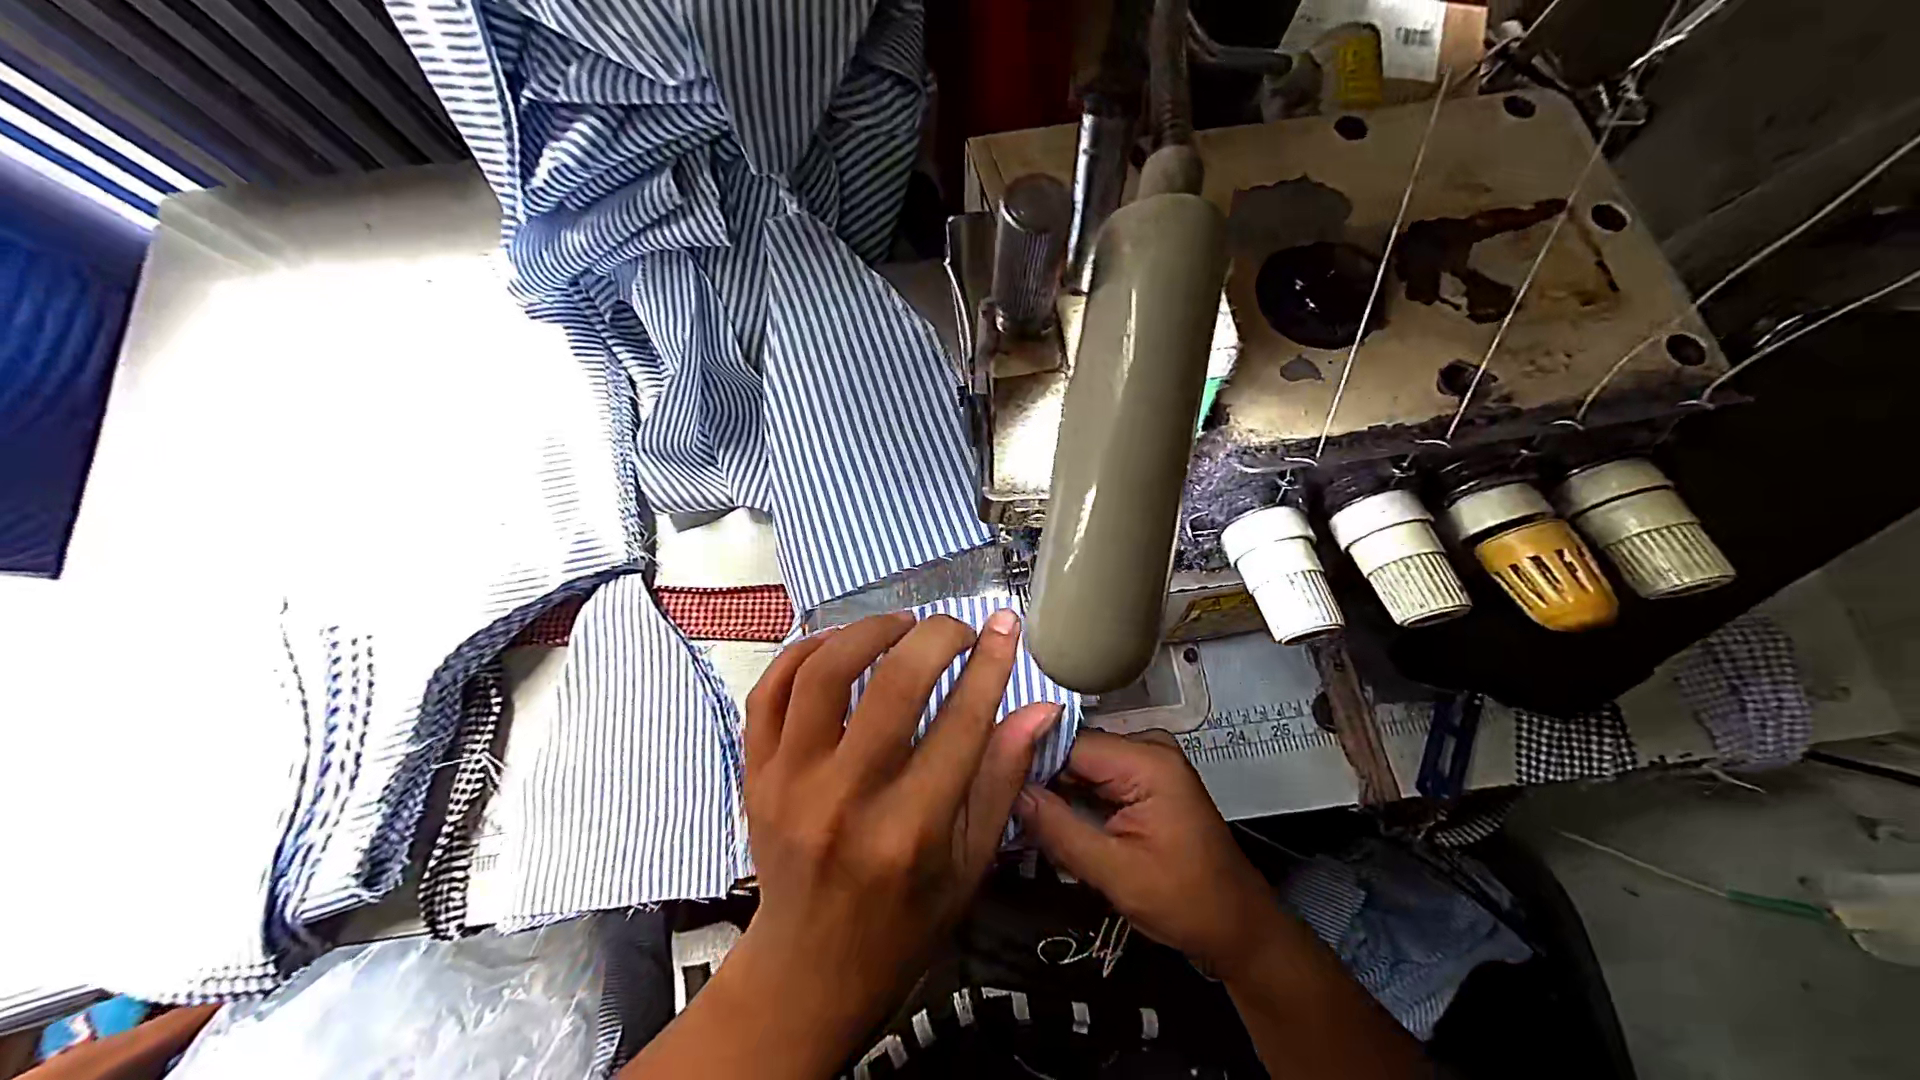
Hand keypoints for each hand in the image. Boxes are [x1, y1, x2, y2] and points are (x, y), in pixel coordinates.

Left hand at [727, 610, 1061, 1062]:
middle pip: (893, 684)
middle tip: (957, 629)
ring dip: (868, 631)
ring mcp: (788, 783)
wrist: (808, 969)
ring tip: (900, 626)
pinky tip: (838, 644)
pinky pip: (770, 691)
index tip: (1003, 627)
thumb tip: (1040, 708)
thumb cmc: (903, 922)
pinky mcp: (754, 775)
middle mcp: (845, 799)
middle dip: (936, 637)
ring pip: (823, 673)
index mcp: (910, 830)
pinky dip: (803, 652)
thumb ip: (1003, 779)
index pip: (961, 722)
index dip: (990, 663)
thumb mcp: (970, 864)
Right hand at [1014, 729, 1283, 979]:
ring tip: (1017, 810)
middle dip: (1039, 776)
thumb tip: (1009, 792)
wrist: (1237, 926)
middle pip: (1074, 749)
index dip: (1028, 760)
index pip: (1069, 743)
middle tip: (1001, 802)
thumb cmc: (1184, 901)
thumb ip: (1059, 829)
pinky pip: (1096, 775)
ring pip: (1081, 763)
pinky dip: (1073, 796)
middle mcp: (1148, 747)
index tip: (992, 781)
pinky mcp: (1145, 777)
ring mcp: (1148, 760)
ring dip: (1053, 788)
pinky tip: (1047, 815)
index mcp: (1147, 761)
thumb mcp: (1115, 872)